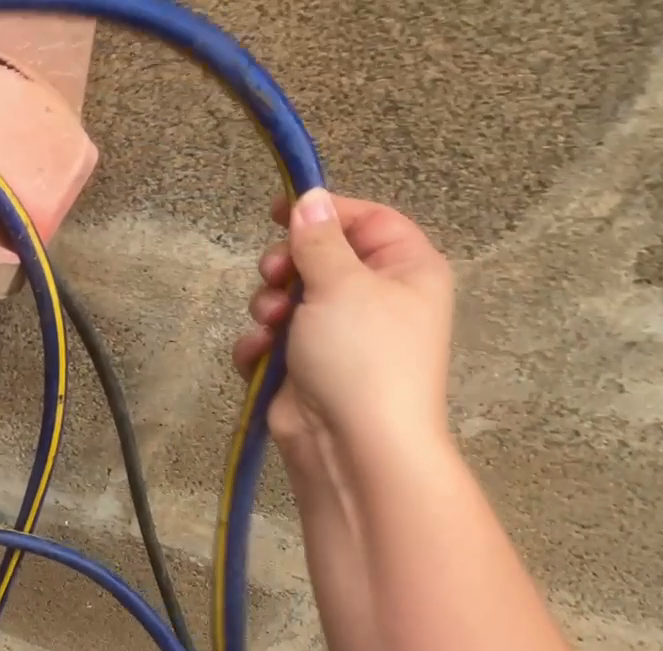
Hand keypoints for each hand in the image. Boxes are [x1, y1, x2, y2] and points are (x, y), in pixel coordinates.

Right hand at [232, 189, 454, 473]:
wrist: (351, 439)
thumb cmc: (362, 355)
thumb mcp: (342, 285)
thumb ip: (319, 240)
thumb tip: (310, 198)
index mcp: (403, 269)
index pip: (365, 221)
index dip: (324, 212)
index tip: (278, 209)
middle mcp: (371, 298)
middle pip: (318, 259)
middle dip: (287, 267)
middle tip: (276, 276)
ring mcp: (333, 335)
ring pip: (286, 301)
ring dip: (267, 308)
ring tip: (271, 326)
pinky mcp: (299, 367)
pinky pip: (269, 341)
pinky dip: (259, 347)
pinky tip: (259, 358)